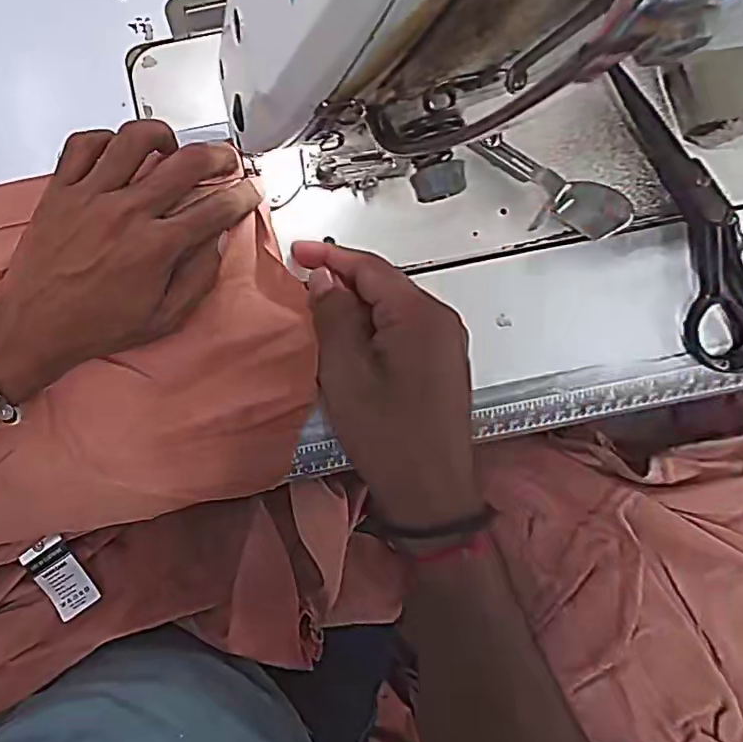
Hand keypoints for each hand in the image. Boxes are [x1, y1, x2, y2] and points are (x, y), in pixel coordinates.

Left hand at [0, 121, 262, 401]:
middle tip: (223, 161)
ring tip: (169, 147)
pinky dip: (104, 138)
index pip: (216, 207)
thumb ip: (197, 279)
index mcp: (155, 247)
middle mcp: (126, 214)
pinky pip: (82, 144)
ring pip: (135, 139)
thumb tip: (216, 244)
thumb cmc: (90, 327)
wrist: (33, 326)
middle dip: (219, 156)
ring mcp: (91, 197)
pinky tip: (115, 151)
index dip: (242, 195)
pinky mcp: (60, 192)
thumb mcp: (161, 319)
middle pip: (187, 162)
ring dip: (163, 136)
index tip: (247, 192)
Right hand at [291, 240, 480, 531]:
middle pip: (383, 284)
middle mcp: (440, 321)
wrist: (430, 490)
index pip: (371, 268)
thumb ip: (333, 317)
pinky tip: (344, 340)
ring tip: (316, 312)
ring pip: (389, 306)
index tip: (298, 251)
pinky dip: (367, 325)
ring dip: (352, 304)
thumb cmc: (389, 436)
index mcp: (420, 316)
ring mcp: (443, 342)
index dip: (330, 256)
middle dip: (340, 280)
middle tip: (301, 282)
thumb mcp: (345, 372)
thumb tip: (324, 281)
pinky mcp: (438, 362)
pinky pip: (398, 327)